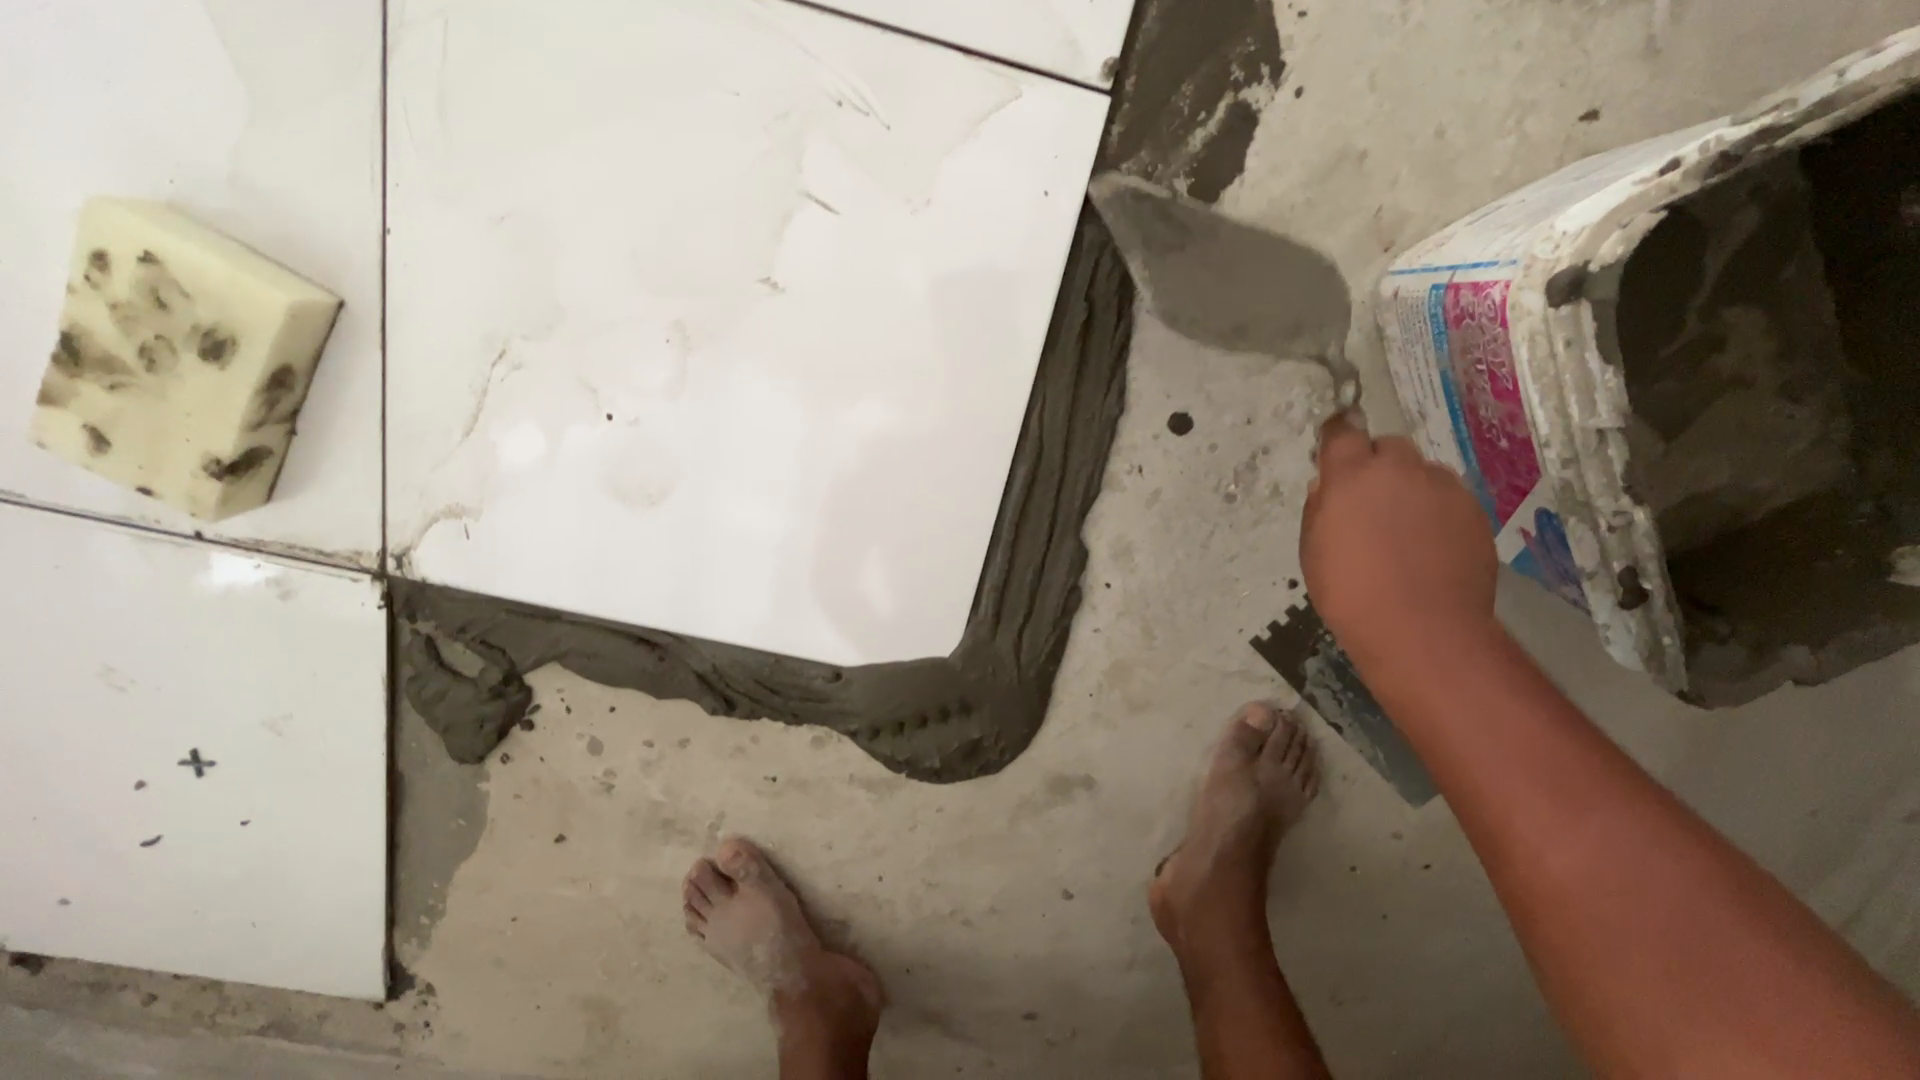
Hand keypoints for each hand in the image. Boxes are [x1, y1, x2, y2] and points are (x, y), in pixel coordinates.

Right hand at [1301, 412, 1498, 667]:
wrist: (1421, 627)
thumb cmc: (1351, 592)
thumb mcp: (1314, 551)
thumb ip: (1319, 509)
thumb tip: (1328, 488)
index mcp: (1352, 475)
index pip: (1343, 432)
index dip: (1338, 434)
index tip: (1336, 444)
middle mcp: (1401, 470)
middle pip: (1390, 449)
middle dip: (1379, 466)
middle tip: (1371, 503)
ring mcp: (1444, 488)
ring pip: (1424, 474)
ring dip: (1411, 489)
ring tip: (1406, 531)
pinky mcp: (1474, 511)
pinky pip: (1450, 499)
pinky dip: (1438, 513)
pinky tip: (1431, 548)